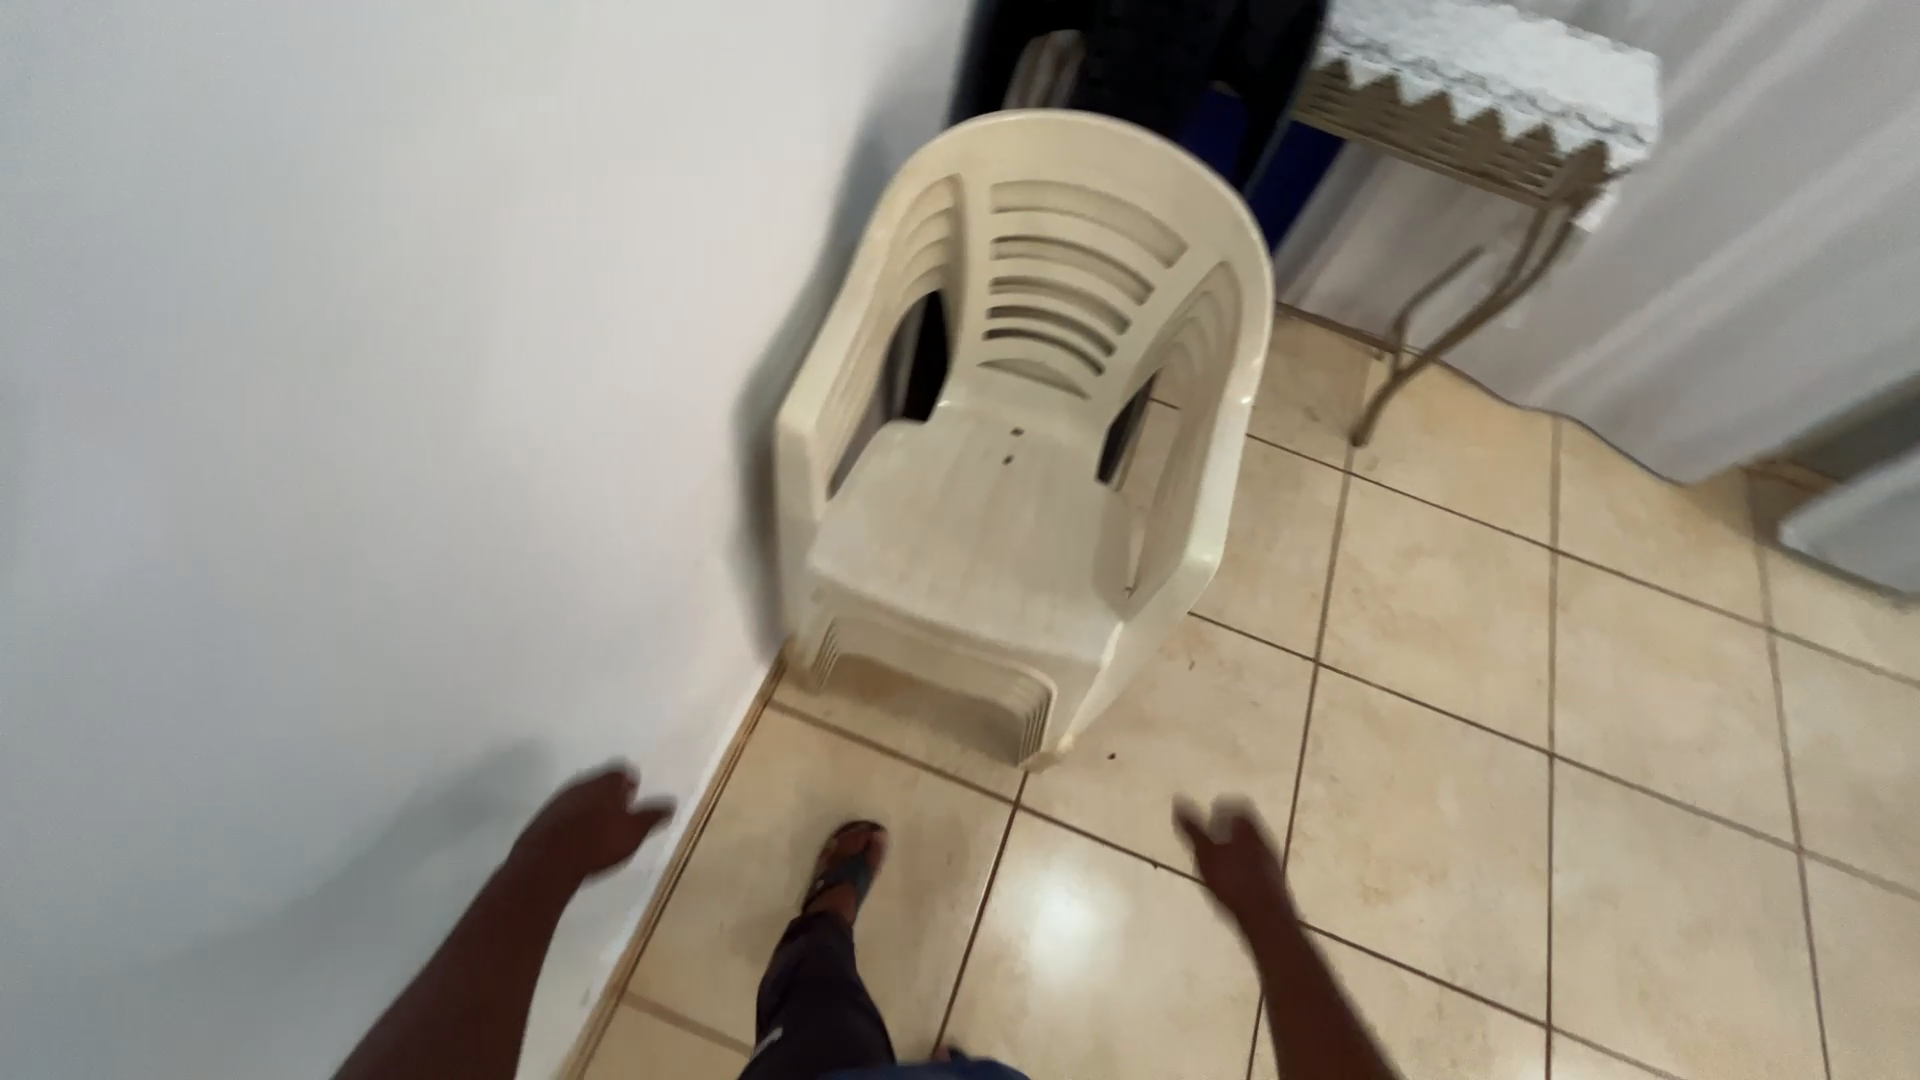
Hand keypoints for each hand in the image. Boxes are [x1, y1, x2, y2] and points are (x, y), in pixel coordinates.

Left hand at [509, 763, 675, 886]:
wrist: (546, 863)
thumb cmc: (599, 842)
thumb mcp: (635, 832)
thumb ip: (652, 816)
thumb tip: (671, 803)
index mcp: (607, 782)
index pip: (621, 770)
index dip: (629, 782)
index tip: (634, 796)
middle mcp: (582, 784)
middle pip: (599, 782)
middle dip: (609, 795)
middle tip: (619, 813)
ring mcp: (559, 801)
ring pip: (580, 797)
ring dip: (590, 808)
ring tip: (598, 830)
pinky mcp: (541, 820)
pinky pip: (563, 814)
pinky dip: (572, 822)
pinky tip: (576, 841)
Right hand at [1175, 797, 1294, 932]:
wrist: (1267, 921)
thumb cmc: (1232, 883)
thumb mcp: (1205, 854)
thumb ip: (1192, 830)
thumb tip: (1177, 801)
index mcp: (1247, 830)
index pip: (1238, 808)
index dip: (1223, 809)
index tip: (1211, 813)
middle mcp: (1263, 842)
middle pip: (1247, 827)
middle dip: (1230, 829)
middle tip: (1212, 835)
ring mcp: (1272, 864)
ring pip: (1253, 847)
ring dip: (1237, 849)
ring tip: (1220, 861)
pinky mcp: (1275, 884)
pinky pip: (1258, 866)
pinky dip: (1245, 868)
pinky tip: (1234, 882)